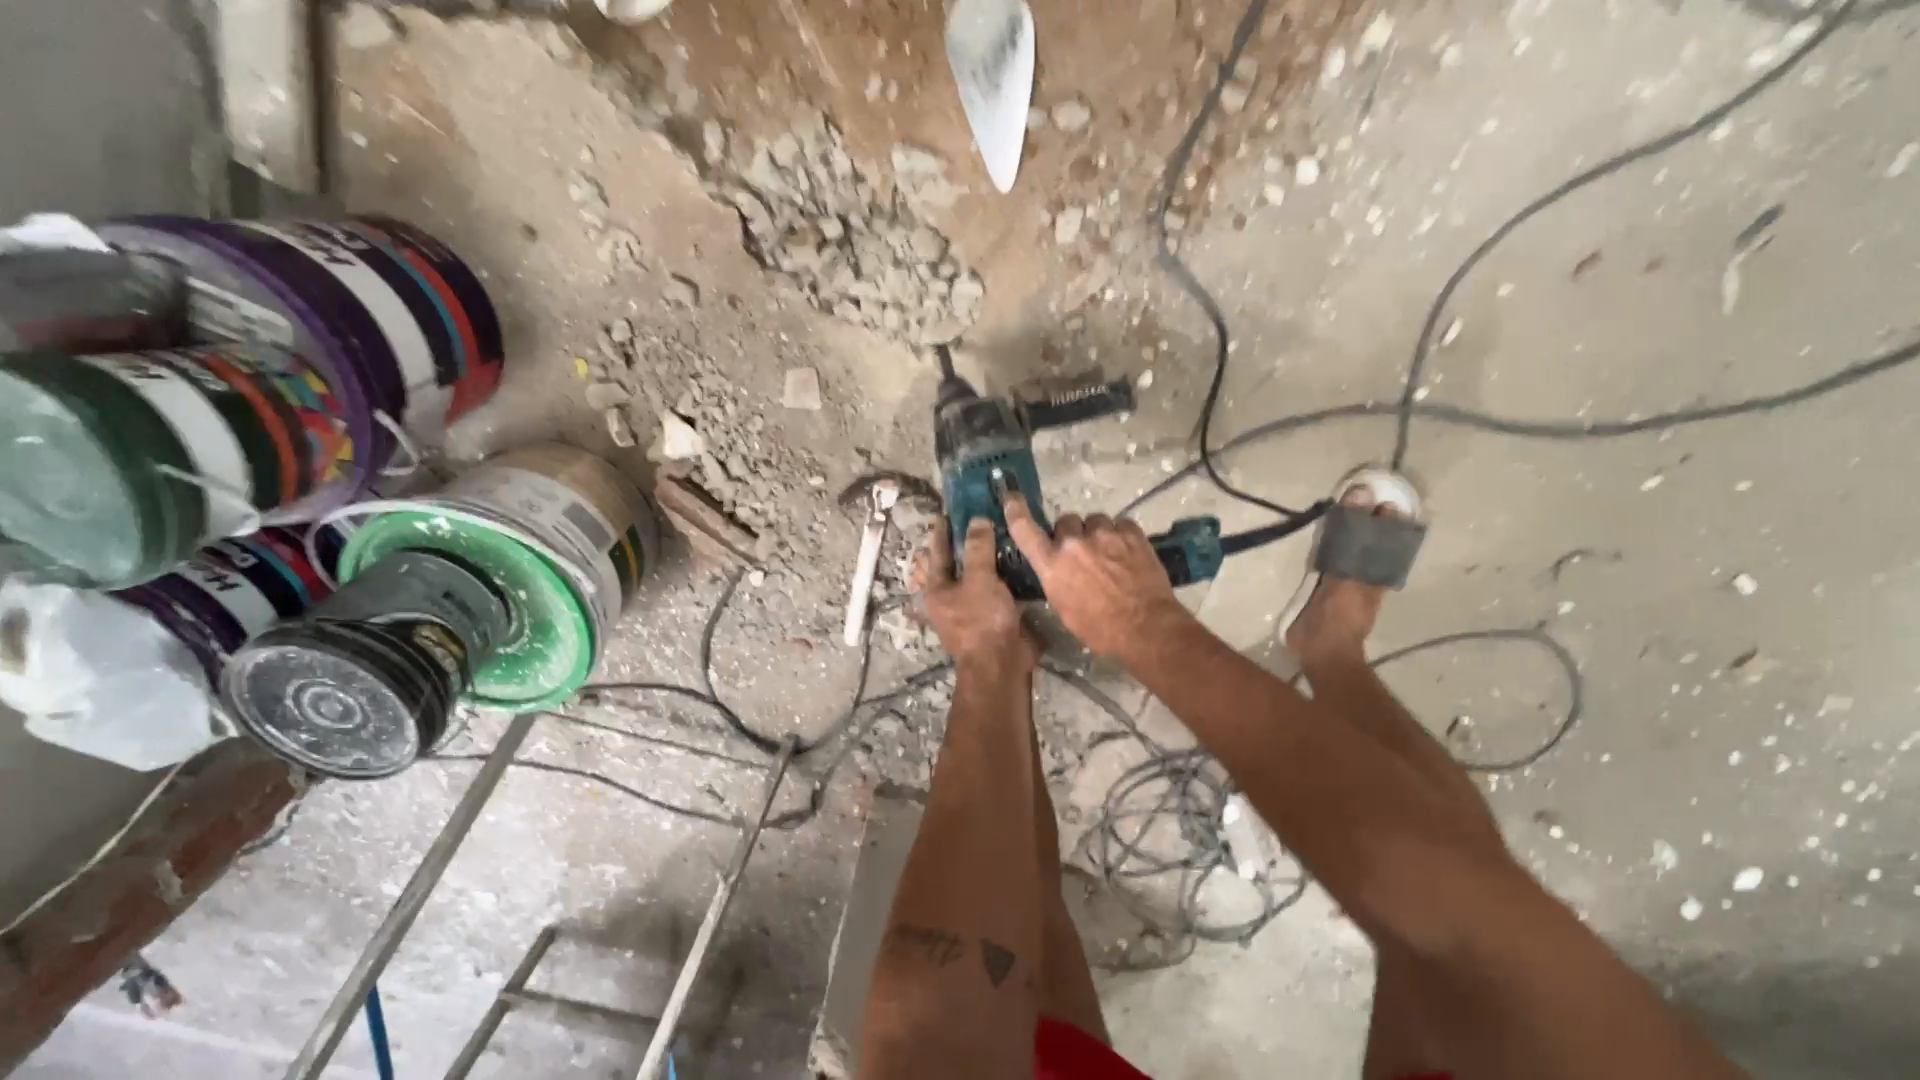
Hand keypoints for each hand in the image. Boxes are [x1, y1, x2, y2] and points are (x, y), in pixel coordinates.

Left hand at [913, 516, 1035, 673]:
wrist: (1002, 663)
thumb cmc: (982, 620)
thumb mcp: (978, 578)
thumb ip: (977, 548)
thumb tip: (977, 520)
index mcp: (936, 588)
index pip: (937, 551)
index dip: (942, 530)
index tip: (949, 510)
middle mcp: (950, 597)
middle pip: (957, 563)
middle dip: (966, 542)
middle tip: (980, 518)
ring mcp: (972, 607)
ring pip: (978, 575)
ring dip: (988, 557)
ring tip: (1001, 532)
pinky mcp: (993, 614)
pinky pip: (997, 588)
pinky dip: (1004, 574)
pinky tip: (1017, 559)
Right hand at [1003, 494, 1190, 657]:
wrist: (1145, 628)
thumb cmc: (1099, 629)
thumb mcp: (1064, 608)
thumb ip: (1056, 579)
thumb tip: (1060, 569)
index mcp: (1052, 565)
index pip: (1024, 528)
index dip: (1016, 510)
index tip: (1012, 498)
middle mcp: (1074, 543)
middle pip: (1066, 521)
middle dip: (1072, 533)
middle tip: (1084, 552)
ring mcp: (1104, 534)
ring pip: (1095, 520)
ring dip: (1098, 533)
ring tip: (1110, 554)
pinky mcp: (1131, 533)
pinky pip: (1122, 524)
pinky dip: (1123, 536)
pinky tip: (1129, 554)